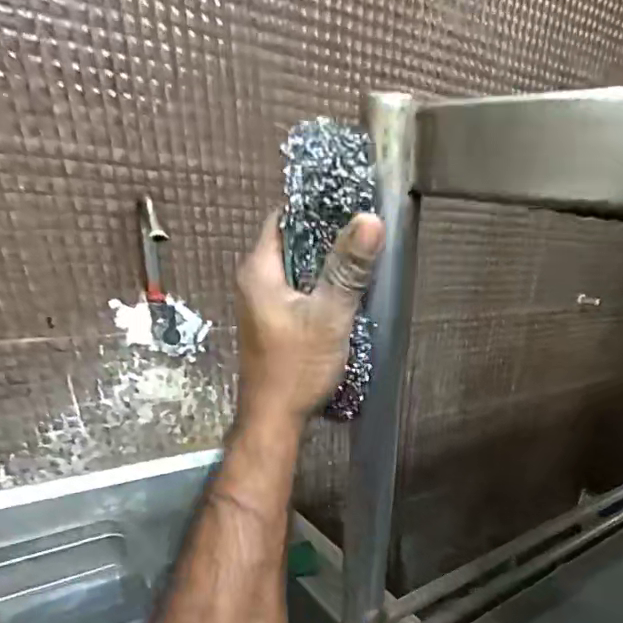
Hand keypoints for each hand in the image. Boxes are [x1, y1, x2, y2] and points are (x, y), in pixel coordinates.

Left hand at [234, 210, 384, 426]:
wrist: (273, 419)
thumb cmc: (296, 368)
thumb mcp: (328, 315)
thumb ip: (347, 268)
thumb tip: (370, 219)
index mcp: (258, 271)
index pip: (284, 218)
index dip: (315, 207)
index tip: (349, 203)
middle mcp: (252, 284)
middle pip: (291, 244)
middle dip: (325, 238)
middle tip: (362, 232)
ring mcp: (260, 307)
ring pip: (295, 272)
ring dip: (323, 267)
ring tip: (359, 261)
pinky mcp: (270, 327)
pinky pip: (295, 295)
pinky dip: (316, 290)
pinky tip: (341, 297)